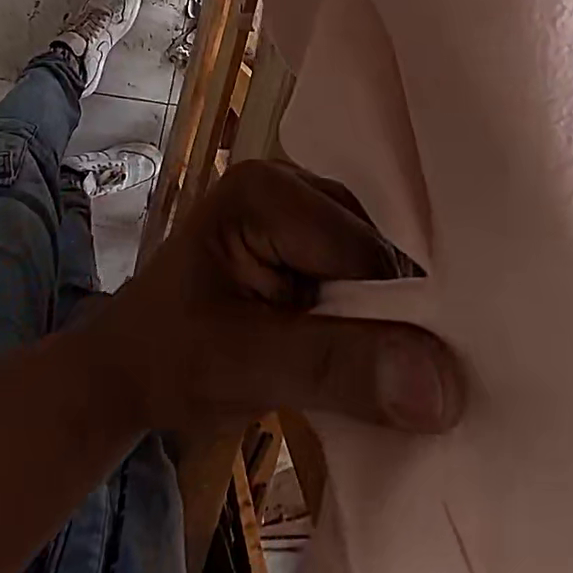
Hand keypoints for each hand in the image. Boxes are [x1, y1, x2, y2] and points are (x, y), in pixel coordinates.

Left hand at [82, 158, 466, 433]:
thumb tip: (444, 385)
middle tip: (406, 387)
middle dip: (392, 320)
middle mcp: (290, 184)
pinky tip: (368, 360)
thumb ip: (334, 367)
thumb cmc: (167, 357)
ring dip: (384, 326)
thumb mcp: (242, 367)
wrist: (129, 369)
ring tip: (377, 375)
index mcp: (265, 189)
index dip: (390, 317)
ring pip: (379, 270)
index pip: (361, 250)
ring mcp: (300, 213)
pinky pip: (364, 280)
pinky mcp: (306, 246)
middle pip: (377, 252)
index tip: (413, 386)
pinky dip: (372, 324)